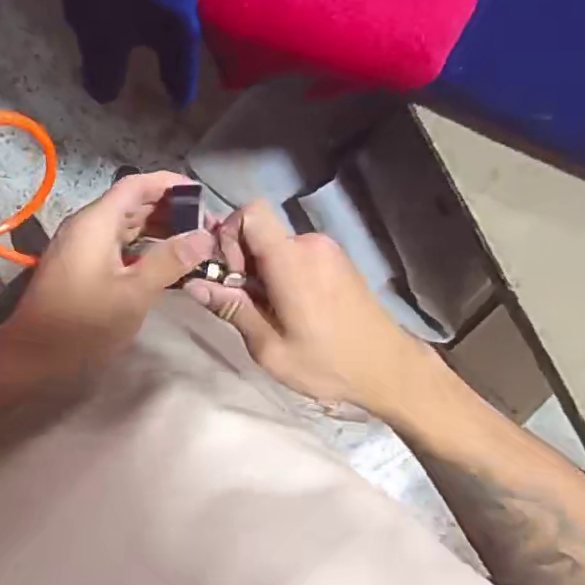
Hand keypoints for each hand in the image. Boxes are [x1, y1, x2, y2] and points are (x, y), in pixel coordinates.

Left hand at [0, 171, 215, 375]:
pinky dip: (139, 247)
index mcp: (95, 223)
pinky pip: (113, 244)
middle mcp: (84, 227)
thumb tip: (204, 236)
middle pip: (130, 203)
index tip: (202, 195)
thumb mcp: (134, 293)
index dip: (170, 183)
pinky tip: (161, 261)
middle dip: (168, 208)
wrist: (34, 353)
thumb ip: (169, 261)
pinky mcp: (77, 266)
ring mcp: (78, 247)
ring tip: (191, 241)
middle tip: (205, 224)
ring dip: (155, 229)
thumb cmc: (84, 323)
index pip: (136, 185)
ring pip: (122, 225)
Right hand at [181, 201, 440, 419]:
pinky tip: (287, 307)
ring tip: (266, 310)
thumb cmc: (327, 364)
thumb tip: (194, 284)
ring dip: (259, 271)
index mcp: (292, 260)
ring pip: (273, 246)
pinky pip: (293, 254)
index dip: (229, 236)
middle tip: (242, 302)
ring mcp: (327, 250)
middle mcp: (310, 244)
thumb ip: (232, 309)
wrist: (390, 371)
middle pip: (258, 232)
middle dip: (240, 262)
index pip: (250, 213)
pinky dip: (279, 273)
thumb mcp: (268, 348)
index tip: (229, 275)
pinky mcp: (336, 261)